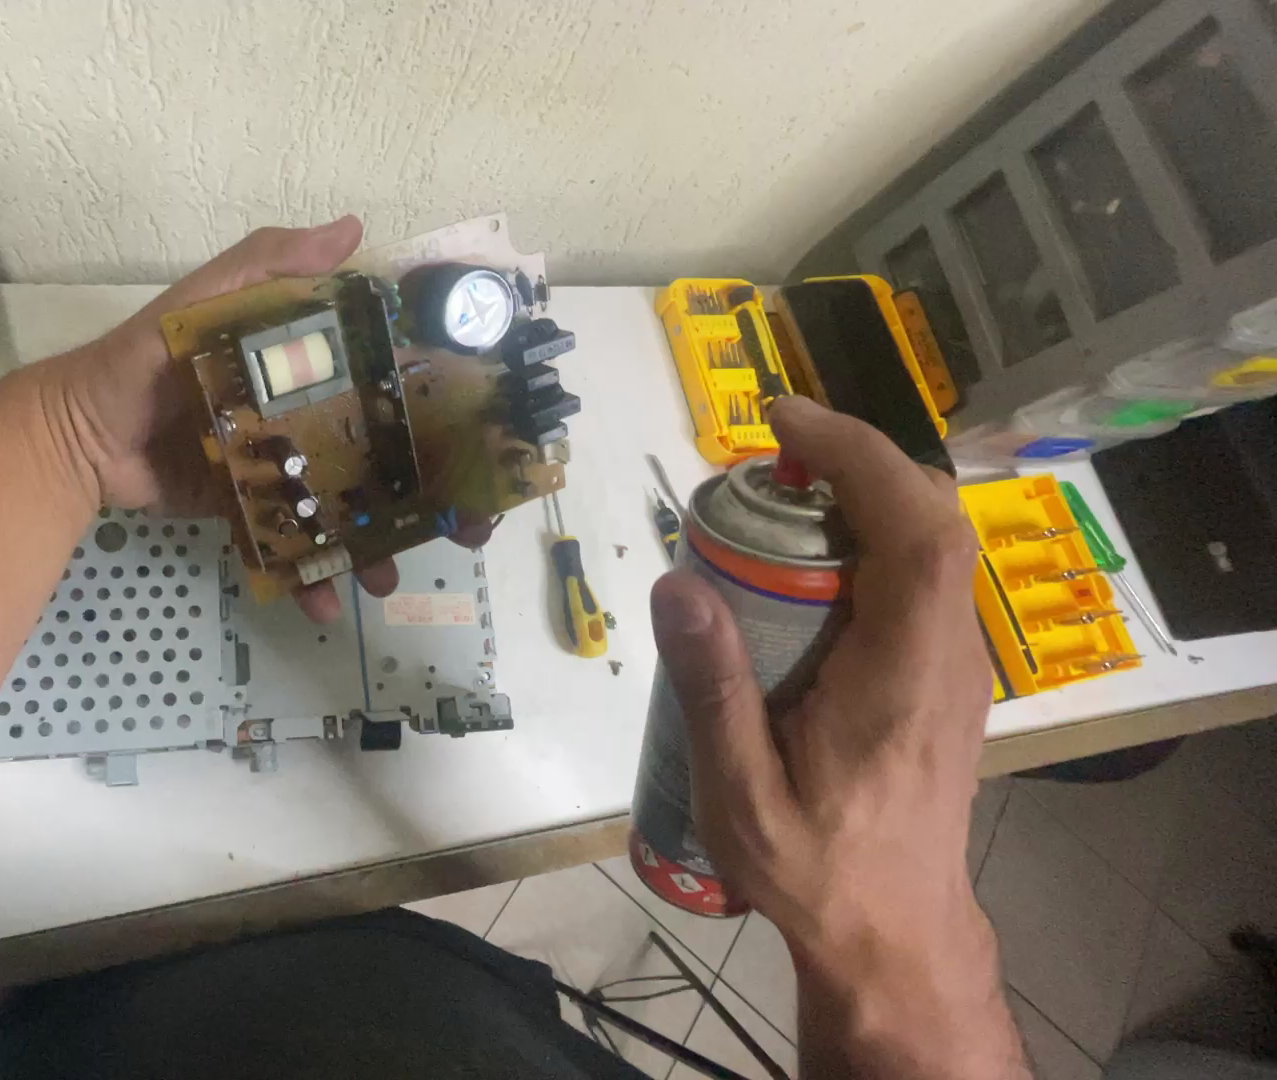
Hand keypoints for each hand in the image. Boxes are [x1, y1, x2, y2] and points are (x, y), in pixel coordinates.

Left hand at [39, 217, 491, 621]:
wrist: (82, 436)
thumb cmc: (144, 360)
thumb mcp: (202, 302)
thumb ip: (265, 265)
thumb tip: (352, 230)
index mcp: (307, 368)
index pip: (386, 387)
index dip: (438, 414)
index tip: (483, 442)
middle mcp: (306, 419)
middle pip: (381, 461)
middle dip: (425, 497)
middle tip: (465, 529)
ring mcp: (282, 470)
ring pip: (345, 512)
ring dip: (374, 549)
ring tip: (389, 578)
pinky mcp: (253, 511)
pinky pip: (293, 548)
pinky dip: (309, 579)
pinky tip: (325, 606)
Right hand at [645, 396, 1022, 1077]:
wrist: (888, 931)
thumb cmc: (808, 865)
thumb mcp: (738, 787)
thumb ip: (710, 685)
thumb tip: (675, 581)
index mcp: (901, 677)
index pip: (915, 535)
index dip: (857, 457)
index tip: (783, 419)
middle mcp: (945, 657)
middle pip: (931, 522)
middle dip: (854, 461)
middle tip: (766, 452)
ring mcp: (947, 665)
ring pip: (929, 544)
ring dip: (859, 493)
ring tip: (773, 493)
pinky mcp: (933, 675)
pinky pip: (914, 576)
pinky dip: (864, 533)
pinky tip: (799, 557)